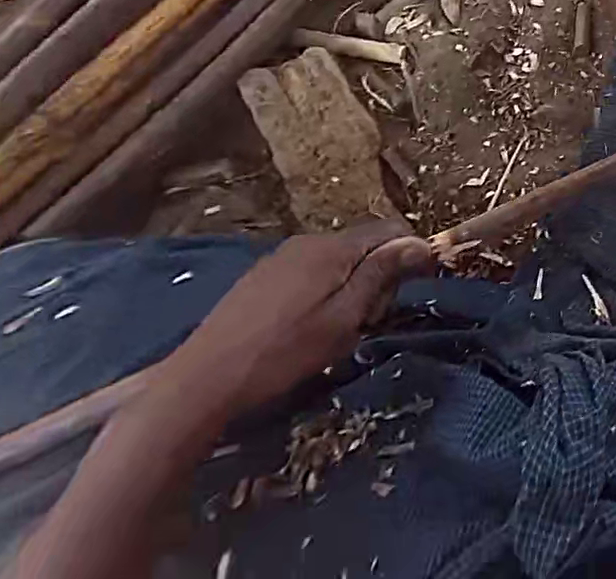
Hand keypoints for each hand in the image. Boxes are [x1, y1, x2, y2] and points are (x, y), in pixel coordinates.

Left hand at [152, 221, 434, 419]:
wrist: (196, 386)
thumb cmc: (282, 353)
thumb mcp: (344, 317)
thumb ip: (381, 274)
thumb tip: (418, 243)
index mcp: (333, 247)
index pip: (393, 229)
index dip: (412, 253)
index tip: (416, 286)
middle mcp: (307, 242)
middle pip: (367, 244)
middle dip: (380, 274)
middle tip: (370, 318)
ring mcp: (280, 258)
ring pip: (340, 260)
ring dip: (354, 285)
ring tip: (340, 326)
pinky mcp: (261, 278)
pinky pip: (312, 271)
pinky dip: (326, 290)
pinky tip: (309, 325)